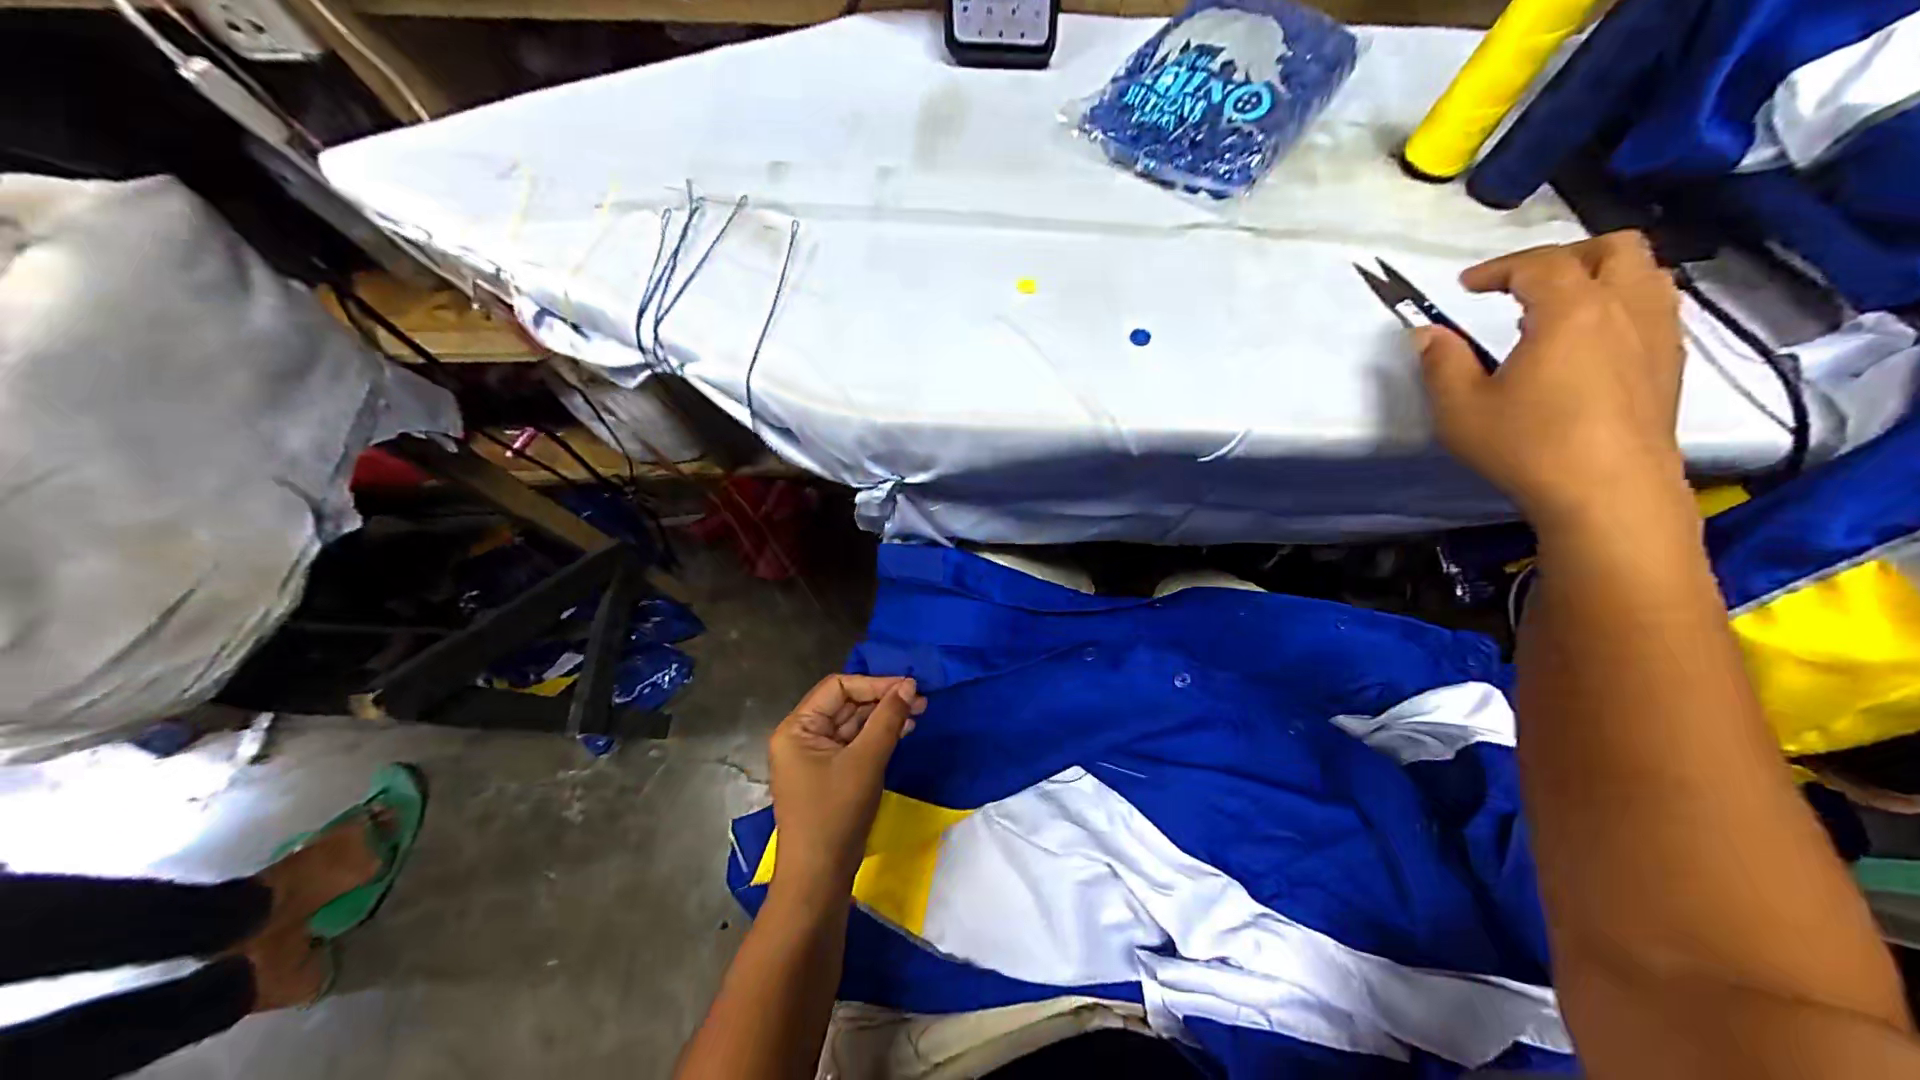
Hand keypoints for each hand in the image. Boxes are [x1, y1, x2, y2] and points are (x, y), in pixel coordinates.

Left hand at [767, 674, 925, 897]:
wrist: (819, 877)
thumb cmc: (836, 813)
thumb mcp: (866, 761)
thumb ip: (888, 718)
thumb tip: (908, 685)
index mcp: (797, 728)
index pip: (837, 687)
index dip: (874, 684)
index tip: (909, 687)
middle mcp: (801, 737)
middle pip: (845, 704)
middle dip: (882, 700)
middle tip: (920, 701)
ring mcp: (813, 757)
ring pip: (852, 724)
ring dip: (883, 717)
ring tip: (918, 714)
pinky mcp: (828, 774)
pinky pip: (853, 744)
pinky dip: (877, 737)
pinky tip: (903, 732)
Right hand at [1416, 231, 1688, 529]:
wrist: (1608, 492)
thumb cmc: (1528, 445)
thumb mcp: (1461, 407)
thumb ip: (1441, 363)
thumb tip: (1427, 334)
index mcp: (1571, 310)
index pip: (1540, 264)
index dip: (1499, 267)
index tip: (1466, 286)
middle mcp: (1624, 309)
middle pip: (1613, 249)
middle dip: (1564, 257)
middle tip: (1524, 284)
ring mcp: (1658, 335)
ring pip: (1646, 274)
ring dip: (1603, 275)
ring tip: (1563, 305)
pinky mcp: (1670, 364)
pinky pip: (1657, 308)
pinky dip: (1624, 305)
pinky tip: (1594, 339)